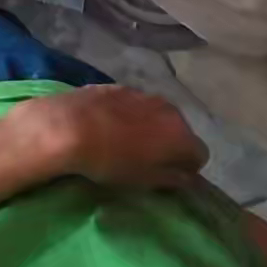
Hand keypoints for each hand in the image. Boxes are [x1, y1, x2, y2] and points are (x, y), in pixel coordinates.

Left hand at [9, 86, 206, 189]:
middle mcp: (167, 107)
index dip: (187, 167)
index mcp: (180, 133)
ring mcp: (140, 93)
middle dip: (169, 143)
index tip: (170, 176)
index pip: (199, 154)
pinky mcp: (115, 85)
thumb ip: (172, 178)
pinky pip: (131, 104)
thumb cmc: (109, 160)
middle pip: (178, 129)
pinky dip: (126, 114)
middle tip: (147, 159)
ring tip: (125, 140)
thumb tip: (186, 176)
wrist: (67, 125)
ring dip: (148, 126)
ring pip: (154, 113)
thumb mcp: (144, 180)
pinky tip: (107, 124)